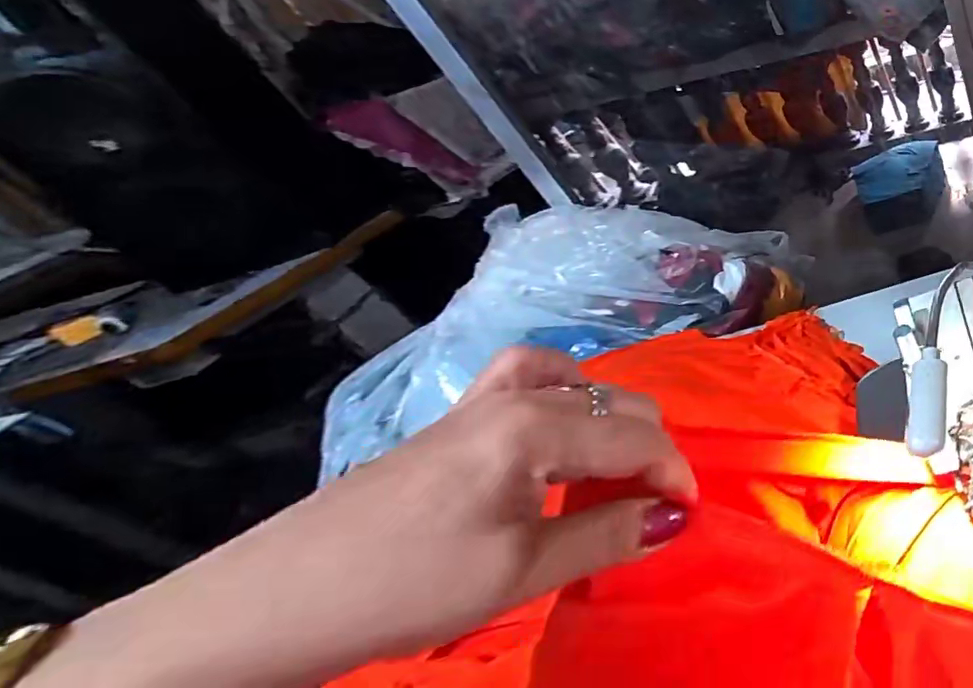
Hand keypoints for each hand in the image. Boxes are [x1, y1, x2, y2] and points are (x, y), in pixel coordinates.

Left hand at [24, 347, 696, 687]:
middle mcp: (519, 393)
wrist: (281, 597)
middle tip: (653, 506)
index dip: (672, 472)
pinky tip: (561, 421)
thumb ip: (604, 533)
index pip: (633, 436)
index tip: (691, 514)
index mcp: (537, 425)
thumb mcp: (518, 572)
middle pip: (613, 402)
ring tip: (618, 467)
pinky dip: (566, 391)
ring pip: (579, 383)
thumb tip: (674, 518)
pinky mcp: (461, 412)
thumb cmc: (407, 587)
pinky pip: (532, 375)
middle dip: (649, 448)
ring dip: (612, 420)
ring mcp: (486, 396)